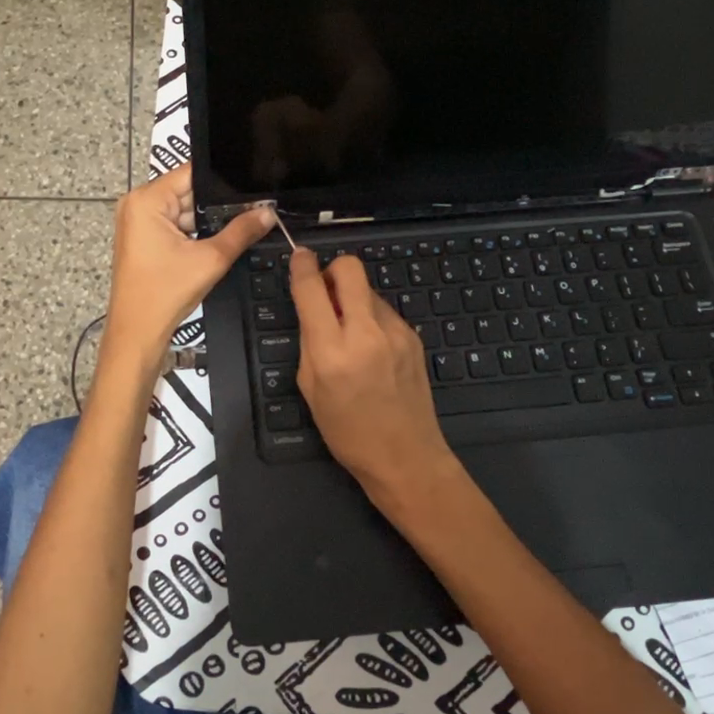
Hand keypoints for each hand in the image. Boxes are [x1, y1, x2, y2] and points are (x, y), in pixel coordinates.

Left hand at [103, 164, 276, 356]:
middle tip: (247, 214)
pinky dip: (193, 233)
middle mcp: (137, 205)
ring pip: (184, 209)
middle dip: (216, 205)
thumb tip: (266, 213)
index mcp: (146, 200)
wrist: (138, 332)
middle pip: (189, 191)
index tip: (249, 188)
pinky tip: (210, 246)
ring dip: (205, 222)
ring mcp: (137, 221)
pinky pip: (174, 224)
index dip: (223, 179)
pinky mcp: (142, 237)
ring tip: (228, 234)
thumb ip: (242, 231)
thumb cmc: (162, 295)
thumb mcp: (210, 259)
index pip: (192, 173)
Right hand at [288, 249, 454, 500]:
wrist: (405, 457)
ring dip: (353, 298)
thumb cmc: (347, 432)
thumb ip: (309, 342)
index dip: (301, 265)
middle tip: (324, 291)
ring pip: (368, 289)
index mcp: (331, 351)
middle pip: (349, 268)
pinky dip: (371, 318)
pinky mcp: (413, 337)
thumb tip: (311, 307)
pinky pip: (384, 311)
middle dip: (332, 269)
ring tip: (349, 332)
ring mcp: (395, 332)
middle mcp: (366, 333)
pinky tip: (370, 348)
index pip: (312, 288)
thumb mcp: (310, 388)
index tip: (299, 256)